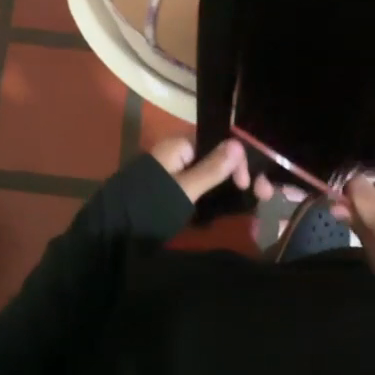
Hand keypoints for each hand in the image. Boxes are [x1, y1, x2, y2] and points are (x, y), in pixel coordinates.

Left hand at [149, 137, 272, 203]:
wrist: (112, 231)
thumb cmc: (151, 206)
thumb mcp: (185, 189)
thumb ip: (211, 168)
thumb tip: (238, 142)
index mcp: (179, 145)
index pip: (220, 143)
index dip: (240, 161)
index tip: (251, 187)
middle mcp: (177, 152)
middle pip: (217, 156)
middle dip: (240, 173)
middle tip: (262, 195)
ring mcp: (172, 170)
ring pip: (210, 172)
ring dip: (229, 184)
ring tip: (250, 200)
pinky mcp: (169, 187)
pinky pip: (199, 183)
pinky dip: (214, 192)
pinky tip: (227, 202)